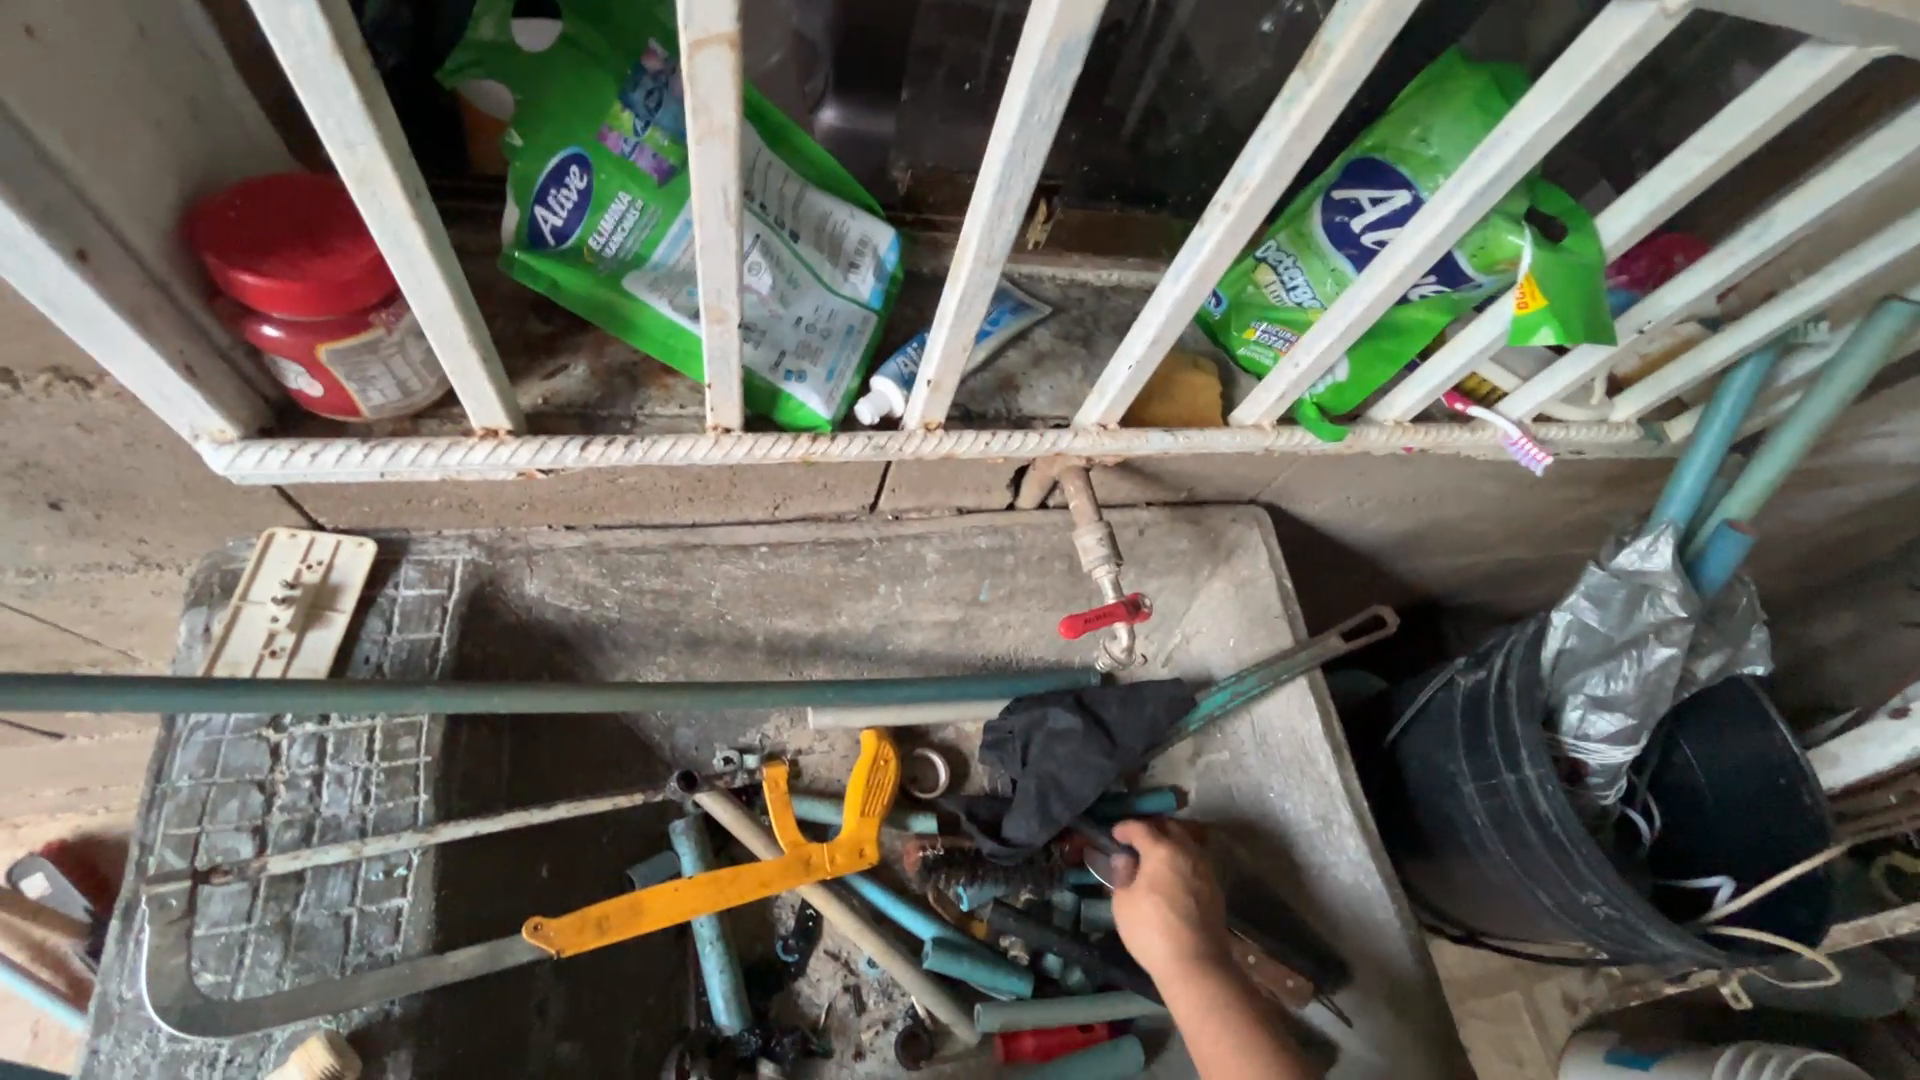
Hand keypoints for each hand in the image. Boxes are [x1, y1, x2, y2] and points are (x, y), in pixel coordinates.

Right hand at [1108, 819, 1232, 981]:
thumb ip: (1122, 874)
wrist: (1197, 965)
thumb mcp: (1123, 902)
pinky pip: (1195, 863)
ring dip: (1170, 844)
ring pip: (1187, 844)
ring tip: (1156, 858)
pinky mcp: (1216, 889)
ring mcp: (1205, 870)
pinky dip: (1182, 862)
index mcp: (1162, 850)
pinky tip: (1173, 877)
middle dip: (1152, 829)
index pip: (1141, 828)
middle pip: (1170, 828)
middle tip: (1137, 841)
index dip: (1125, 828)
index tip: (1115, 835)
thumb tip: (1125, 859)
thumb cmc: (1152, 931)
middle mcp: (1187, 852)